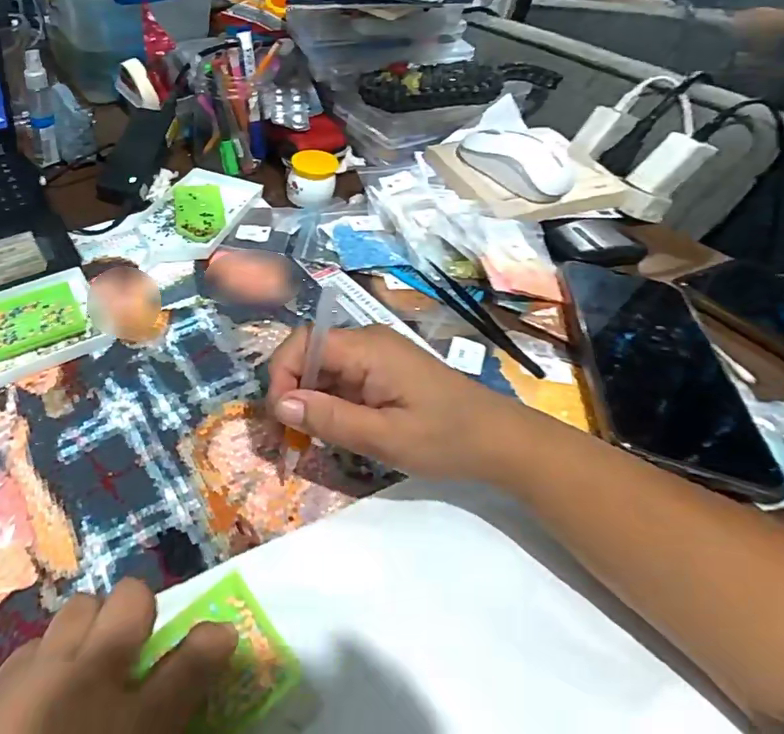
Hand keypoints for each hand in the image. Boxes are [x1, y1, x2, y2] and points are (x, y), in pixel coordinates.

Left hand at [0, 578, 236, 733]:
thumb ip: (158, 724)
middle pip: (130, 599)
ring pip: (80, 605)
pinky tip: (42, 688)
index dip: (212, 644)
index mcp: (134, 723)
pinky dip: (49, 655)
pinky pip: (39, 640)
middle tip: (135, 643)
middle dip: (138, 610)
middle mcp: (91, 680)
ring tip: (87, 658)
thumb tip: (170, 708)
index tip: (222, 632)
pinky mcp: (1, 675)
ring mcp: (41, 668)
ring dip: (92, 625)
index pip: (189, 667)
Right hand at [268, 324, 537, 481]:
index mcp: (367, 346)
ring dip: (308, 400)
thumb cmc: (446, 439)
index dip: (281, 375)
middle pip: (310, 354)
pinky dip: (329, 403)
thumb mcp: (384, 437)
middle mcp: (367, 340)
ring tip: (305, 439)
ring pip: (323, 368)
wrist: (503, 442)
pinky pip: (342, 379)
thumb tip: (279, 405)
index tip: (279, 418)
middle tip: (287, 435)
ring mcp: (376, 354)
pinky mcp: (383, 370)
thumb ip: (330, 419)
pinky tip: (332, 431)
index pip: (304, 343)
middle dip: (290, 390)